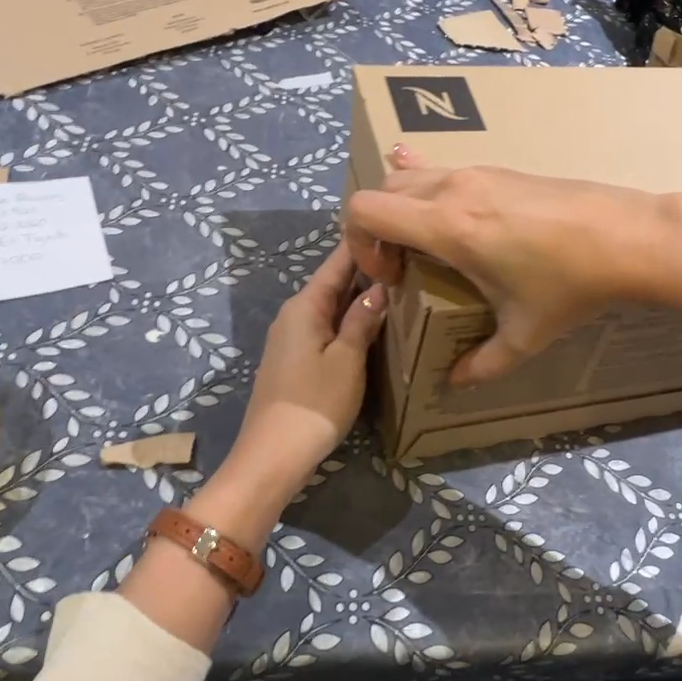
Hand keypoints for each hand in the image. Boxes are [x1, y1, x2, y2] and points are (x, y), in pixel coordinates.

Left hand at [187, 244, 384, 545]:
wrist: (274, 454)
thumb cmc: (315, 402)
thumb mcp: (347, 359)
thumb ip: (363, 320)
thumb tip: (379, 287)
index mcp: (305, 305)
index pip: (337, 262)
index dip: (363, 244)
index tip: (392, 226)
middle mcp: (294, 314)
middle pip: (334, 282)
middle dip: (367, 270)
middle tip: (407, 258)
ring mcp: (292, 338)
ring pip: (331, 306)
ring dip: (359, 297)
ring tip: (399, 287)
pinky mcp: (295, 359)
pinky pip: (326, 326)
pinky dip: (349, 320)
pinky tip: (373, 325)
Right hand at [344, 146, 673, 385]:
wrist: (630, 236)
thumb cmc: (571, 285)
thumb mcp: (524, 334)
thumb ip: (482, 363)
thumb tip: (455, 381)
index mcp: (448, 226)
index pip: (365, 211)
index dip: (359, 244)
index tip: (391, 276)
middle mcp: (454, 188)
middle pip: (382, 191)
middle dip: (377, 230)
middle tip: (403, 267)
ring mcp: (479, 172)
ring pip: (413, 177)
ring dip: (403, 209)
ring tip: (425, 244)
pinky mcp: (502, 169)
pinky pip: (445, 171)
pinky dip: (430, 191)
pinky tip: (446, 211)